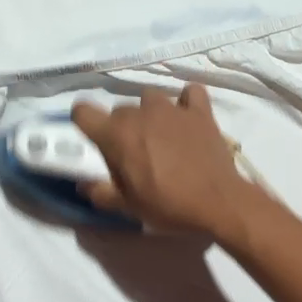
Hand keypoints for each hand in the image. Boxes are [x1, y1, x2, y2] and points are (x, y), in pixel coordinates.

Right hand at [71, 85, 269, 240]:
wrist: (218, 203)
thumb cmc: (168, 206)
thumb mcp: (129, 207)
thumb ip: (101, 193)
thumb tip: (83, 184)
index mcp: (117, 135)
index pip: (83, 112)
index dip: (85, 124)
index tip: (95, 141)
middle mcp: (140, 113)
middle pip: (120, 110)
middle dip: (122, 128)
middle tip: (135, 154)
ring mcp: (172, 108)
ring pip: (150, 99)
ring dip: (151, 115)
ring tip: (162, 137)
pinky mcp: (200, 111)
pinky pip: (189, 94)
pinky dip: (186, 103)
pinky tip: (187, 120)